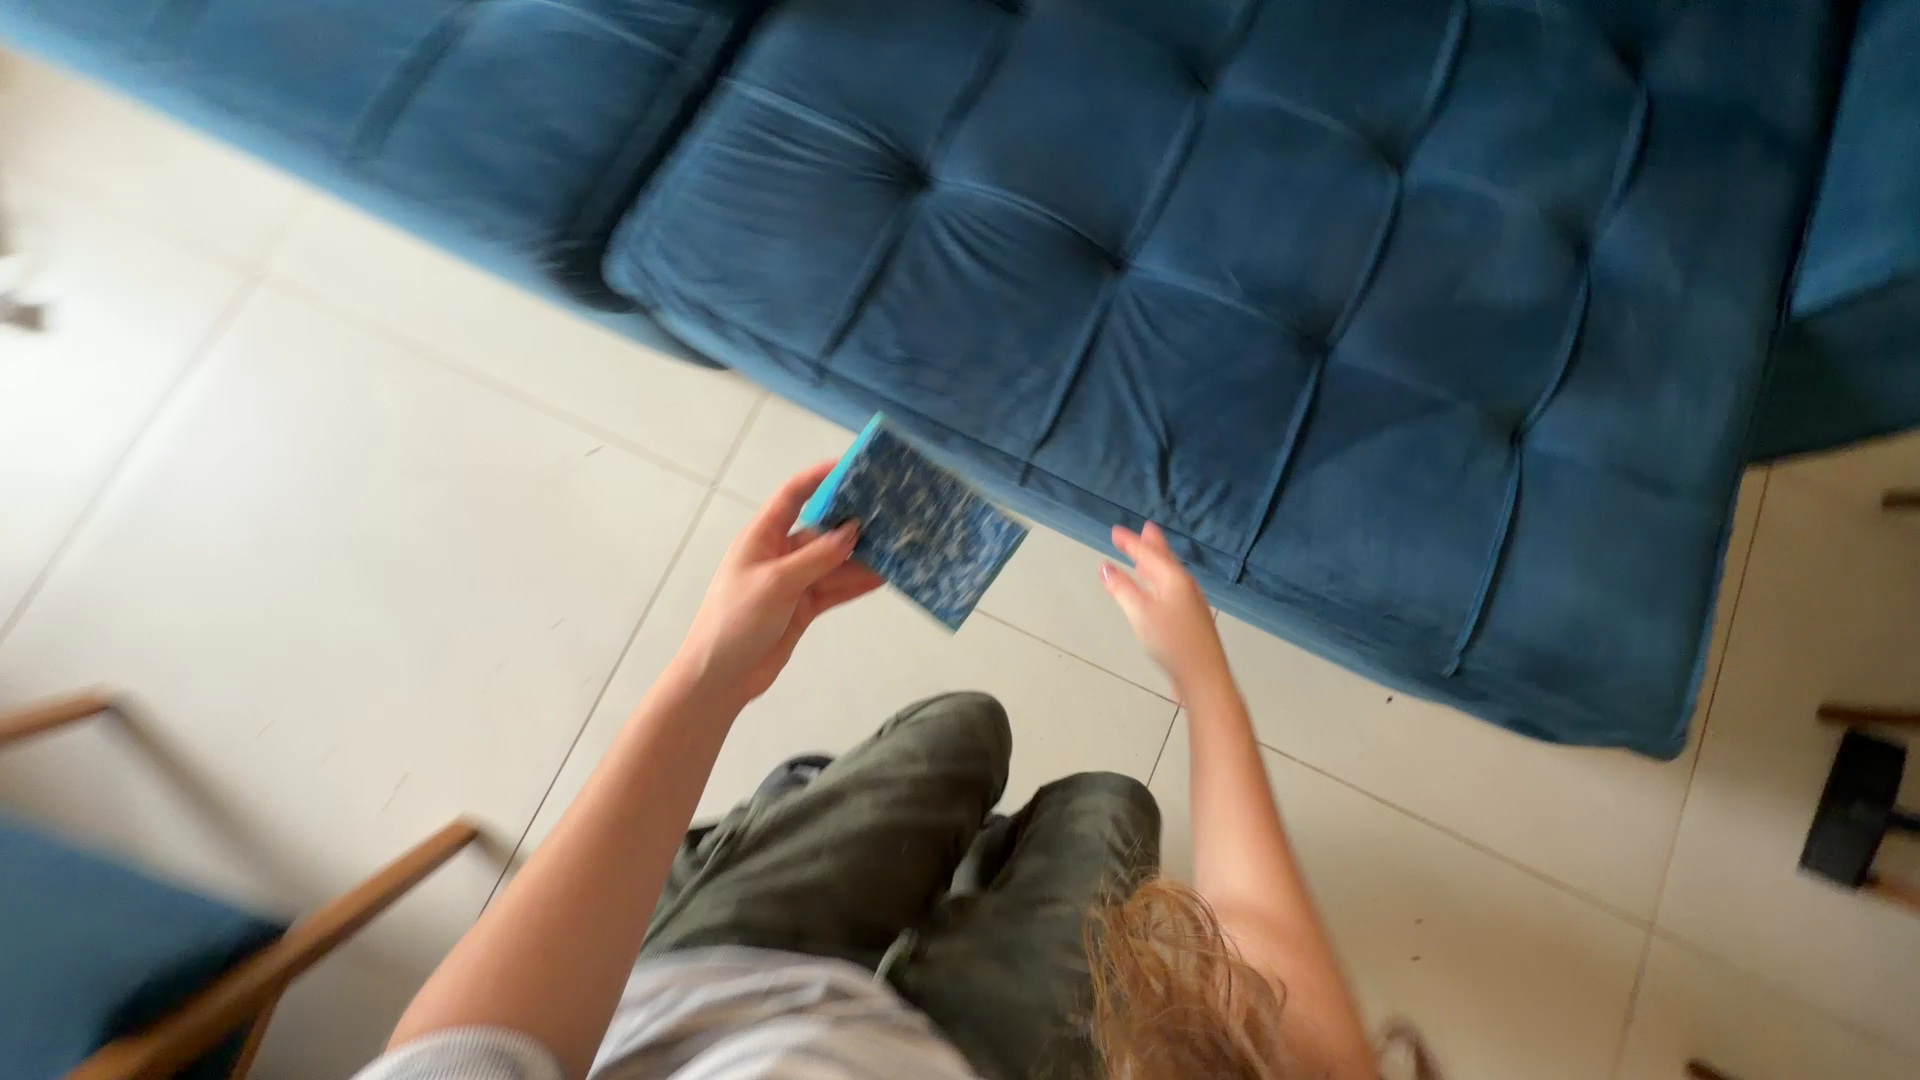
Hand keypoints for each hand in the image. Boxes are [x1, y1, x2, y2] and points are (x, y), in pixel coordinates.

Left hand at [672, 462, 883, 706]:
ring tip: (899, 545)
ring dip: (863, 556)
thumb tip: (853, 529)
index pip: (794, 495)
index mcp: (763, 537)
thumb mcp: (776, 583)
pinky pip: (837, 588)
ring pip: (835, 561)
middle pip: (823, 529)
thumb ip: (817, 557)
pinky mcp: (805, 606)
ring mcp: (795, 581)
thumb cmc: (736, 620)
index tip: (853, 466)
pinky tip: (886, 575)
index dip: (820, 477)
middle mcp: (781, 553)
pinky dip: (859, 583)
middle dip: (854, 521)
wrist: (721, 677)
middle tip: (891, 512)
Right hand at [1101, 523, 1232, 703]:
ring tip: (1148, 553)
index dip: (1130, 543)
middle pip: (1165, 559)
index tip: (1115, 531)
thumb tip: (1104, 567)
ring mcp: (1190, 603)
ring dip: (1157, 561)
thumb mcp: (1140, 614)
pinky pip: (1171, 588)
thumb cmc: (1171, 642)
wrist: (1204, 677)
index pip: (1148, 554)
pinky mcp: (1190, 619)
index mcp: (1174, 579)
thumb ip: (1122, 589)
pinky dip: (1160, 579)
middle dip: (1152, 545)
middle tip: (1145, 528)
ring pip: (1170, 574)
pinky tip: (1156, 589)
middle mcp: (1185, 586)